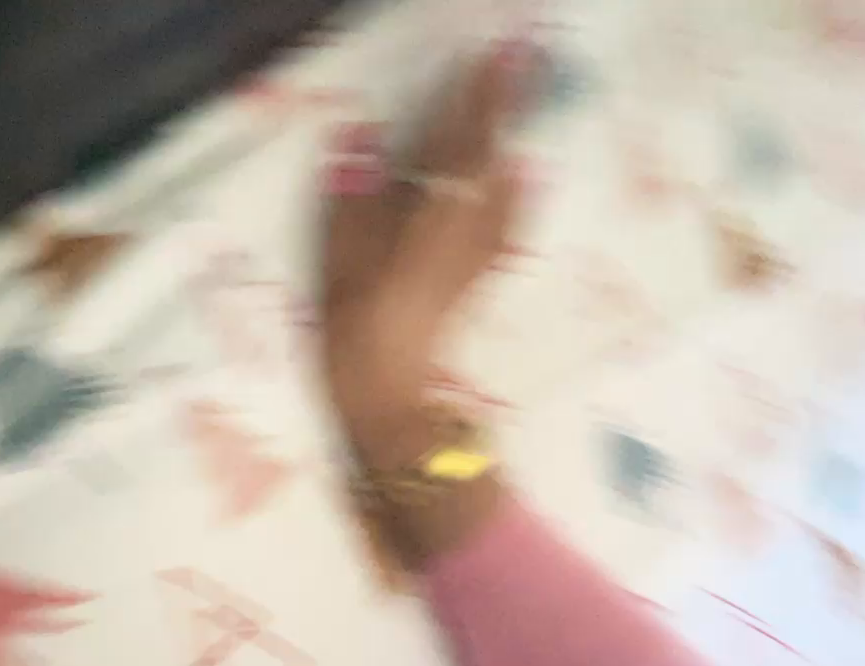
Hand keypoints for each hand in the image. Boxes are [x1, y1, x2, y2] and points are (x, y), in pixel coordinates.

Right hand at [320, 48, 525, 470]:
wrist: (391, 412)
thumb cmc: (357, 346)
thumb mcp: (341, 275)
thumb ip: (352, 204)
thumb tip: (359, 136)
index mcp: (427, 229)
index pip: (456, 151)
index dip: (475, 101)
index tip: (496, 54)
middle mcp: (462, 238)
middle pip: (488, 164)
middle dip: (503, 110)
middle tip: (523, 60)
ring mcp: (473, 263)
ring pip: (502, 192)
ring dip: (511, 145)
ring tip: (521, 107)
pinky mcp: (472, 285)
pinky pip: (503, 226)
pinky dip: (514, 195)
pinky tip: (522, 181)